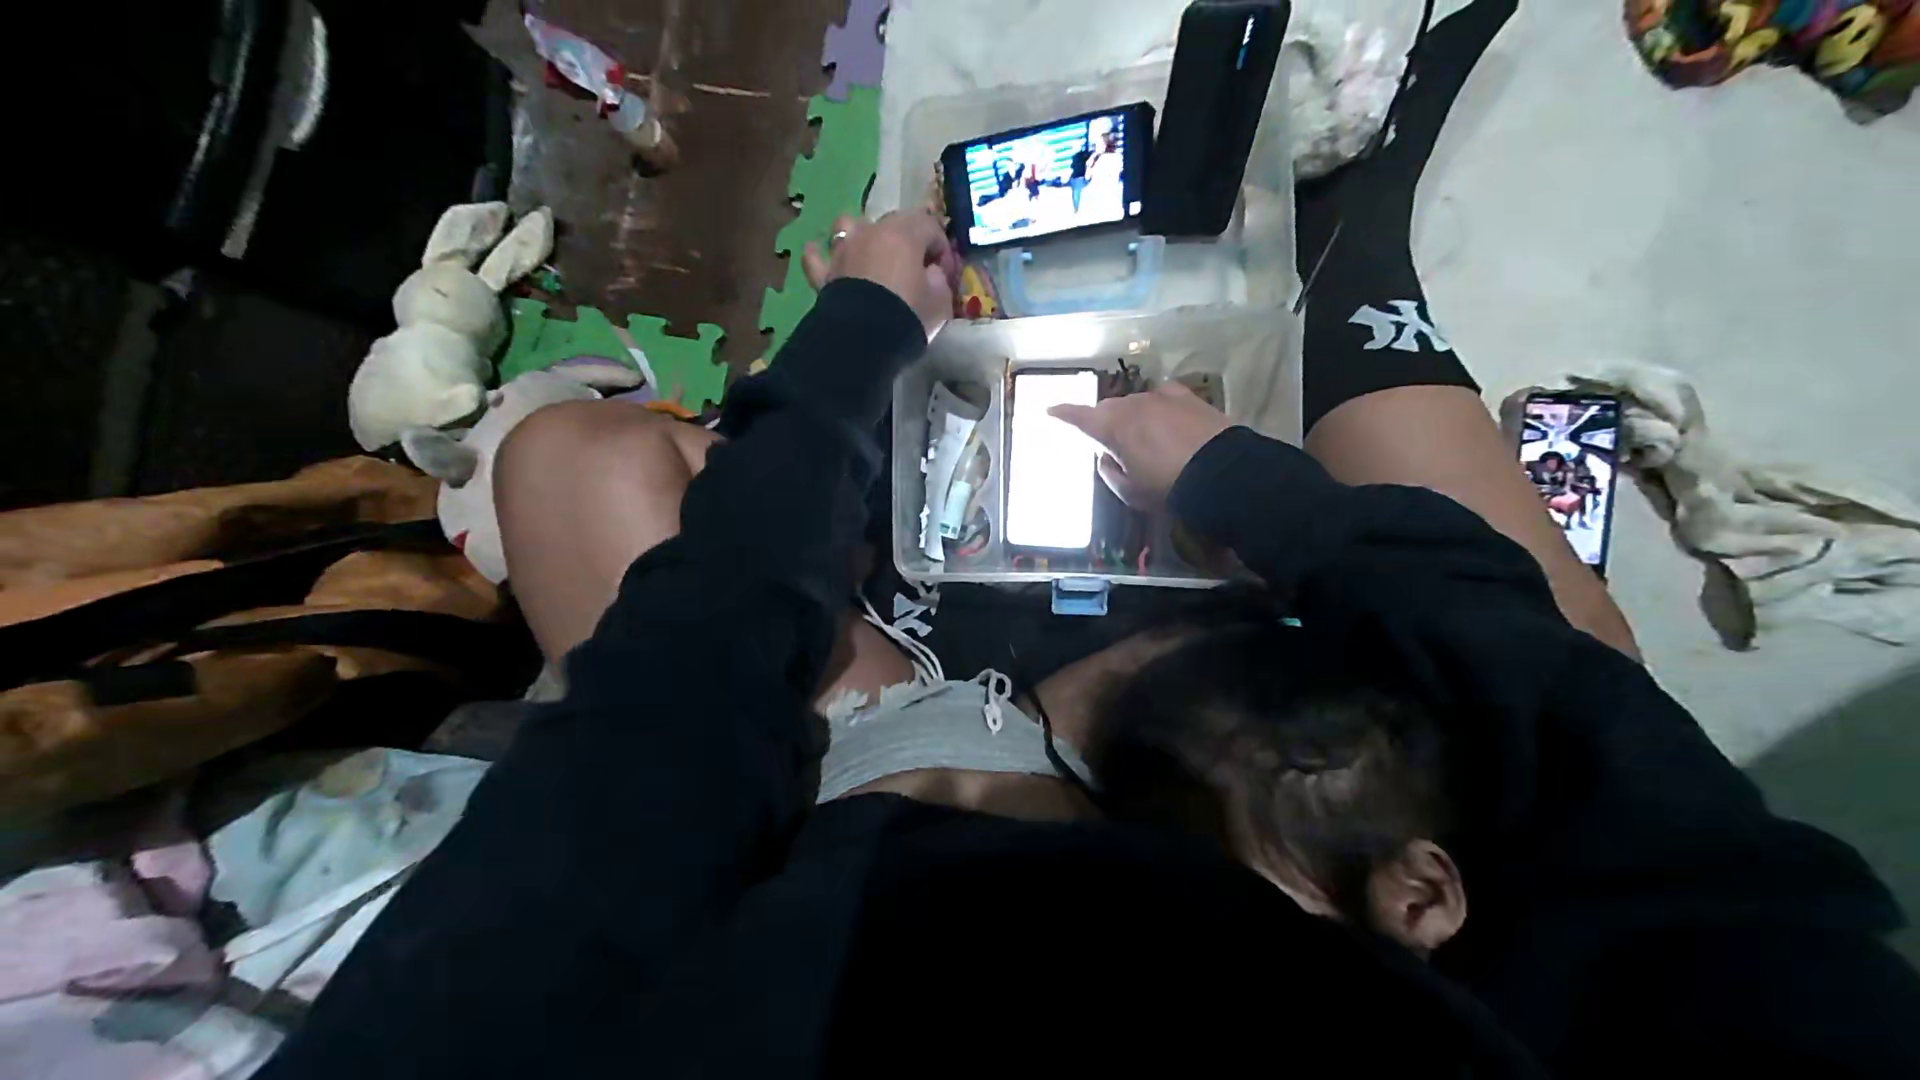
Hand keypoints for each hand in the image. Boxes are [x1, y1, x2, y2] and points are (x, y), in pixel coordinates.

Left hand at [803, 209, 960, 338]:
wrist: (865, 339)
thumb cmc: (909, 315)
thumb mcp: (941, 301)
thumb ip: (940, 279)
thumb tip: (931, 272)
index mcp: (904, 233)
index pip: (930, 225)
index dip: (941, 248)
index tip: (945, 272)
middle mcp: (871, 232)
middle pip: (893, 222)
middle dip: (907, 239)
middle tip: (915, 268)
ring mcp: (843, 250)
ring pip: (849, 225)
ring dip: (861, 234)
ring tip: (870, 253)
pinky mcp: (824, 274)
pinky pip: (816, 257)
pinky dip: (820, 255)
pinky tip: (821, 256)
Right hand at [1049, 383, 1233, 510]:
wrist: (1220, 471)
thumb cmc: (1165, 485)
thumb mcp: (1129, 491)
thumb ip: (1110, 472)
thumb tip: (1105, 457)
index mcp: (1110, 427)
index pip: (1078, 416)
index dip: (1063, 414)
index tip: (1051, 410)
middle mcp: (1130, 405)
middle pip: (1107, 409)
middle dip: (1102, 421)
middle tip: (1107, 441)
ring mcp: (1159, 397)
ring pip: (1134, 402)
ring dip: (1130, 415)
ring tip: (1138, 434)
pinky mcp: (1185, 397)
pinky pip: (1161, 395)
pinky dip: (1155, 404)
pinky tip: (1162, 414)